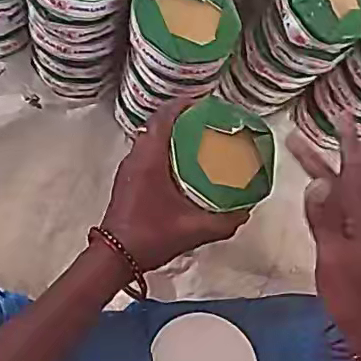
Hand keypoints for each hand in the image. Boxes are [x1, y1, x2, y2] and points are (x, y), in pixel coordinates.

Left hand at [100, 99, 251, 271]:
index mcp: (150, 159)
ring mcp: (128, 168)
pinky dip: (163, 148)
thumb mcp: (194, 230)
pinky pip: (146, 152)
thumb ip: (224, 221)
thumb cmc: (151, 237)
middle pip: (157, 123)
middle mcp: (136, 157)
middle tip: (206, 120)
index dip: (183, 104)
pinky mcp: (126, 180)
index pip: (164, 117)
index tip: (205, 103)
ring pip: (150, 137)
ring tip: (197, 138)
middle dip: (181, 117)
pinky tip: (181, 164)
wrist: (114, 257)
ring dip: (170, 132)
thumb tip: (247, 211)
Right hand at [287, 112, 360, 352]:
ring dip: (328, 167)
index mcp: (358, 217)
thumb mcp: (333, 257)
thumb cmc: (351, 294)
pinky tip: (319, 189)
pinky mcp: (350, 241)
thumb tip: (316, 182)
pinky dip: (328, 188)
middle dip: (338, 147)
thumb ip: (323, 220)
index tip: (342, 116)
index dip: (348, 142)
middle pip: (348, 175)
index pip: (353, 171)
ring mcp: (357, 230)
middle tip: (331, 120)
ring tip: (305, 150)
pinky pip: (338, 204)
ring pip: (342, 189)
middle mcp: (360, 218)